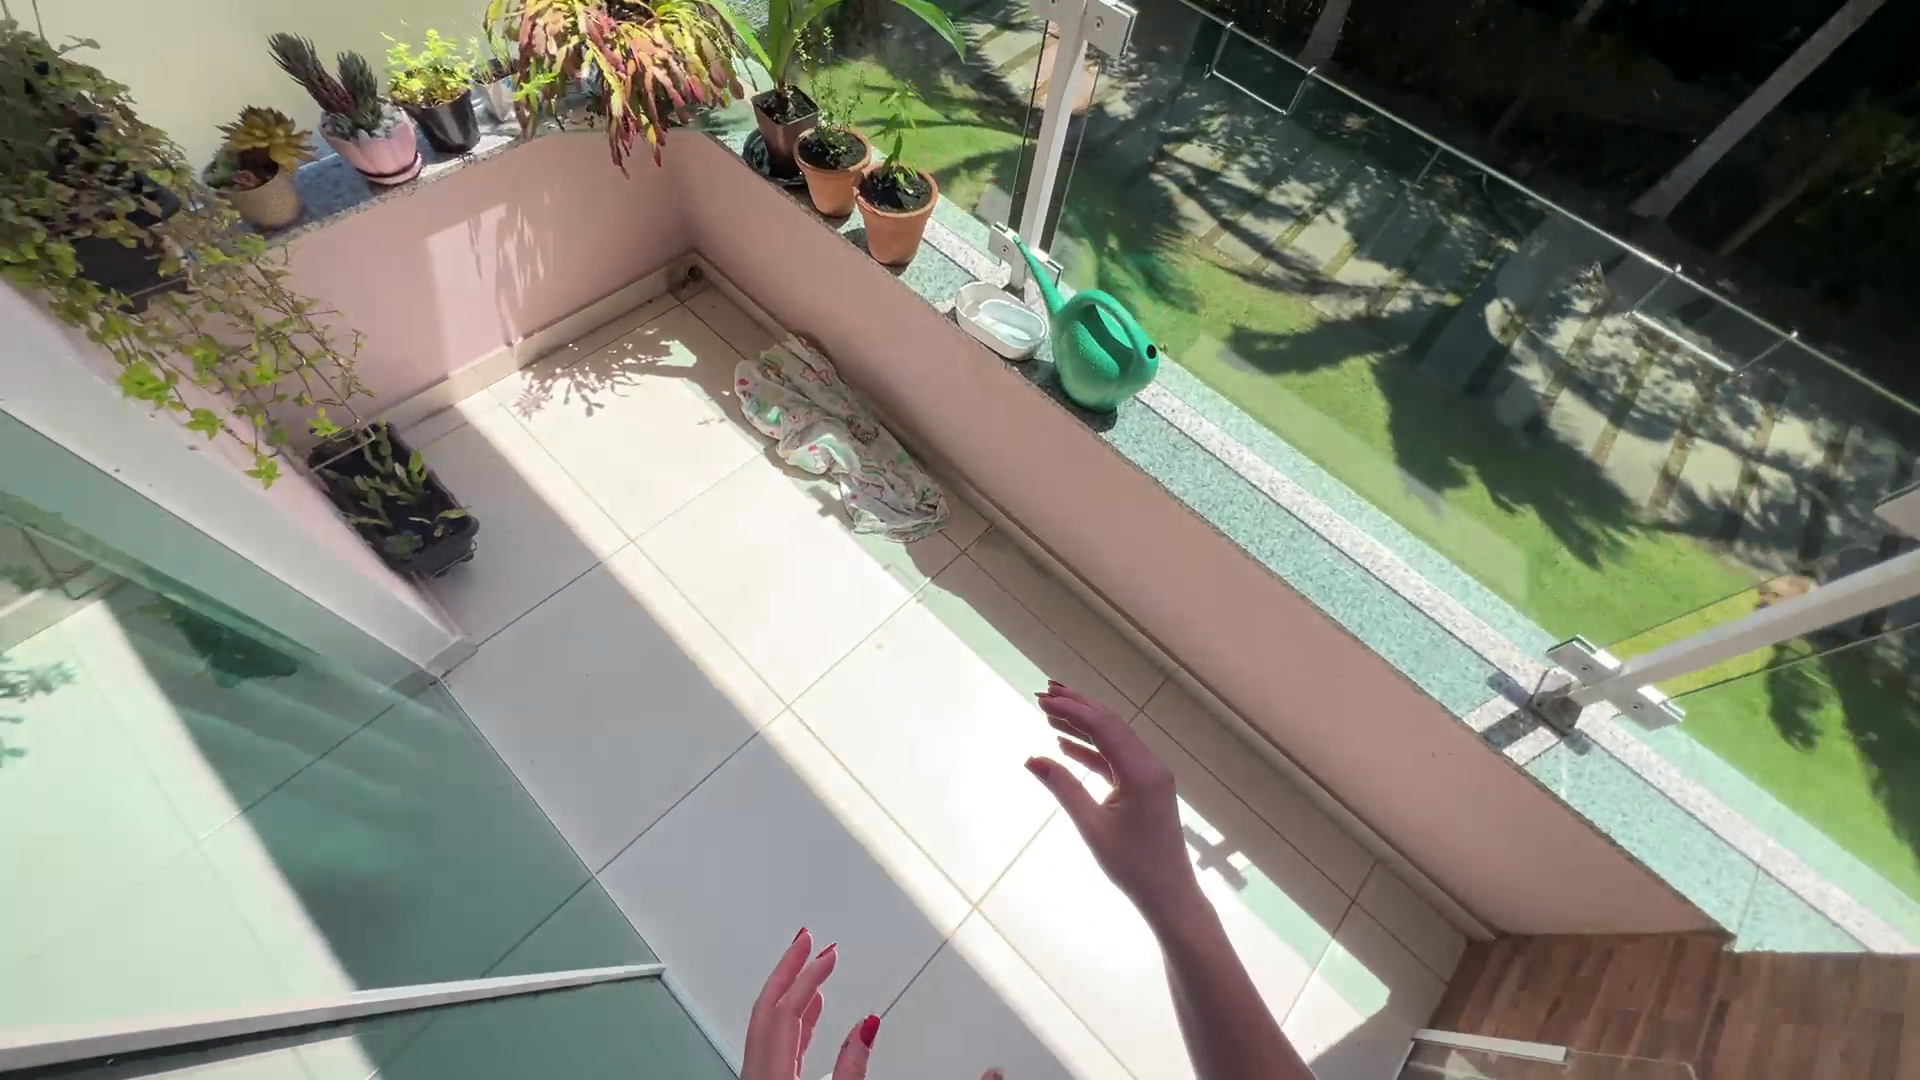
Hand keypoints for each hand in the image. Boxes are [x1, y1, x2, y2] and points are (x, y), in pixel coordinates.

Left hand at [743, 930, 1006, 1079]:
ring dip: (789, 988)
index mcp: (771, 1075)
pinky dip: (792, 1017)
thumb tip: (868, 1023)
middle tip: (806, 937)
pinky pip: (773, 1042)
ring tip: (811, 965)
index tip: (830, 952)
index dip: (809, 975)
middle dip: (788, 967)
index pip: (786, 1009)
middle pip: (766, 1007)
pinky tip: (811, 1011)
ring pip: (766, 1023)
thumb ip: (853, 1067)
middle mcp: (757, 1074)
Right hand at [1025, 682, 1201, 923]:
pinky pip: (1115, 757)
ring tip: (1049, 711)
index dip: (1070, 709)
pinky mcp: (1145, 785)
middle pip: (1109, 723)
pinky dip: (1091, 748)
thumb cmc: (1132, 866)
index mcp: (1141, 771)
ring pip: (1113, 737)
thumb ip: (1062, 787)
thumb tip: (1031, 758)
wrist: (1170, 896)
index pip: (1102, 726)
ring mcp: (1150, 773)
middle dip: (1076, 705)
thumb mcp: (1091, 826)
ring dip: (1082, 724)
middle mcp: (1149, 764)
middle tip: (1044, 692)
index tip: (1041, 699)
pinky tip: (1065, 743)